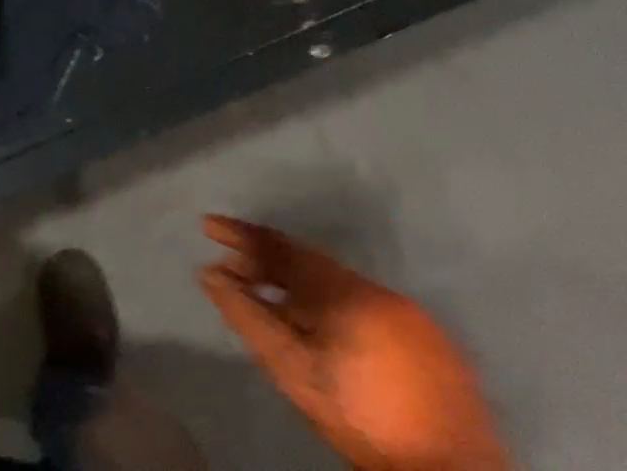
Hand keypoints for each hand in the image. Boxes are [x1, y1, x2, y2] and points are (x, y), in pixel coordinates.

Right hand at [199, 216, 506, 470]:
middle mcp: (385, 295)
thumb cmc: (358, 415)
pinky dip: (328, 305)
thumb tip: (210, 273)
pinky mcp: (432, 344)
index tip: (208, 225)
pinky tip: (314, 328)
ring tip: (265, 300)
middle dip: (266, 265)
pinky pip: (364, 307)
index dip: (243, 234)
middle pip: (312, 266)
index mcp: (350, 294)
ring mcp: (415, 319)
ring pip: (339, 287)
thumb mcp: (289, 366)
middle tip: (229, 273)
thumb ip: (245, 314)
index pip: (285, 249)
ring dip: (296, 287)